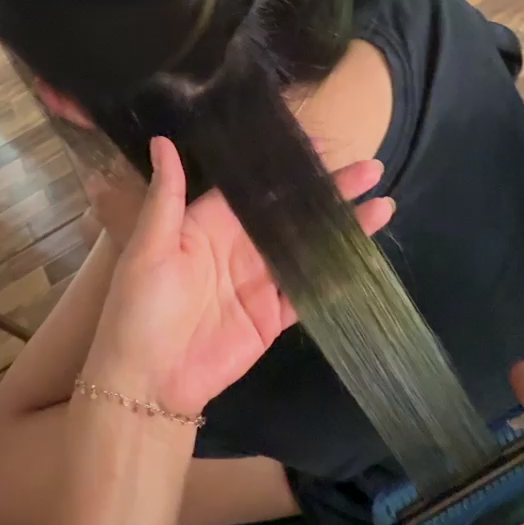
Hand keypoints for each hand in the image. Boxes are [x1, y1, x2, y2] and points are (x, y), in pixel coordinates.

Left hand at [81, 137, 393, 418]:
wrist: (146, 384)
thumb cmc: (140, 309)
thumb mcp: (148, 249)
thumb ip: (166, 196)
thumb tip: (163, 140)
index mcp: (210, 224)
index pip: (256, 186)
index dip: (288, 165)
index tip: (321, 144)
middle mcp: (240, 246)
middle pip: (292, 212)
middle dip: (330, 191)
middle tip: (371, 169)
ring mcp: (259, 282)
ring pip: (308, 246)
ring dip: (343, 228)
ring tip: (383, 206)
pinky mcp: (272, 316)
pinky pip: (308, 290)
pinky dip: (335, 274)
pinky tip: (363, 254)